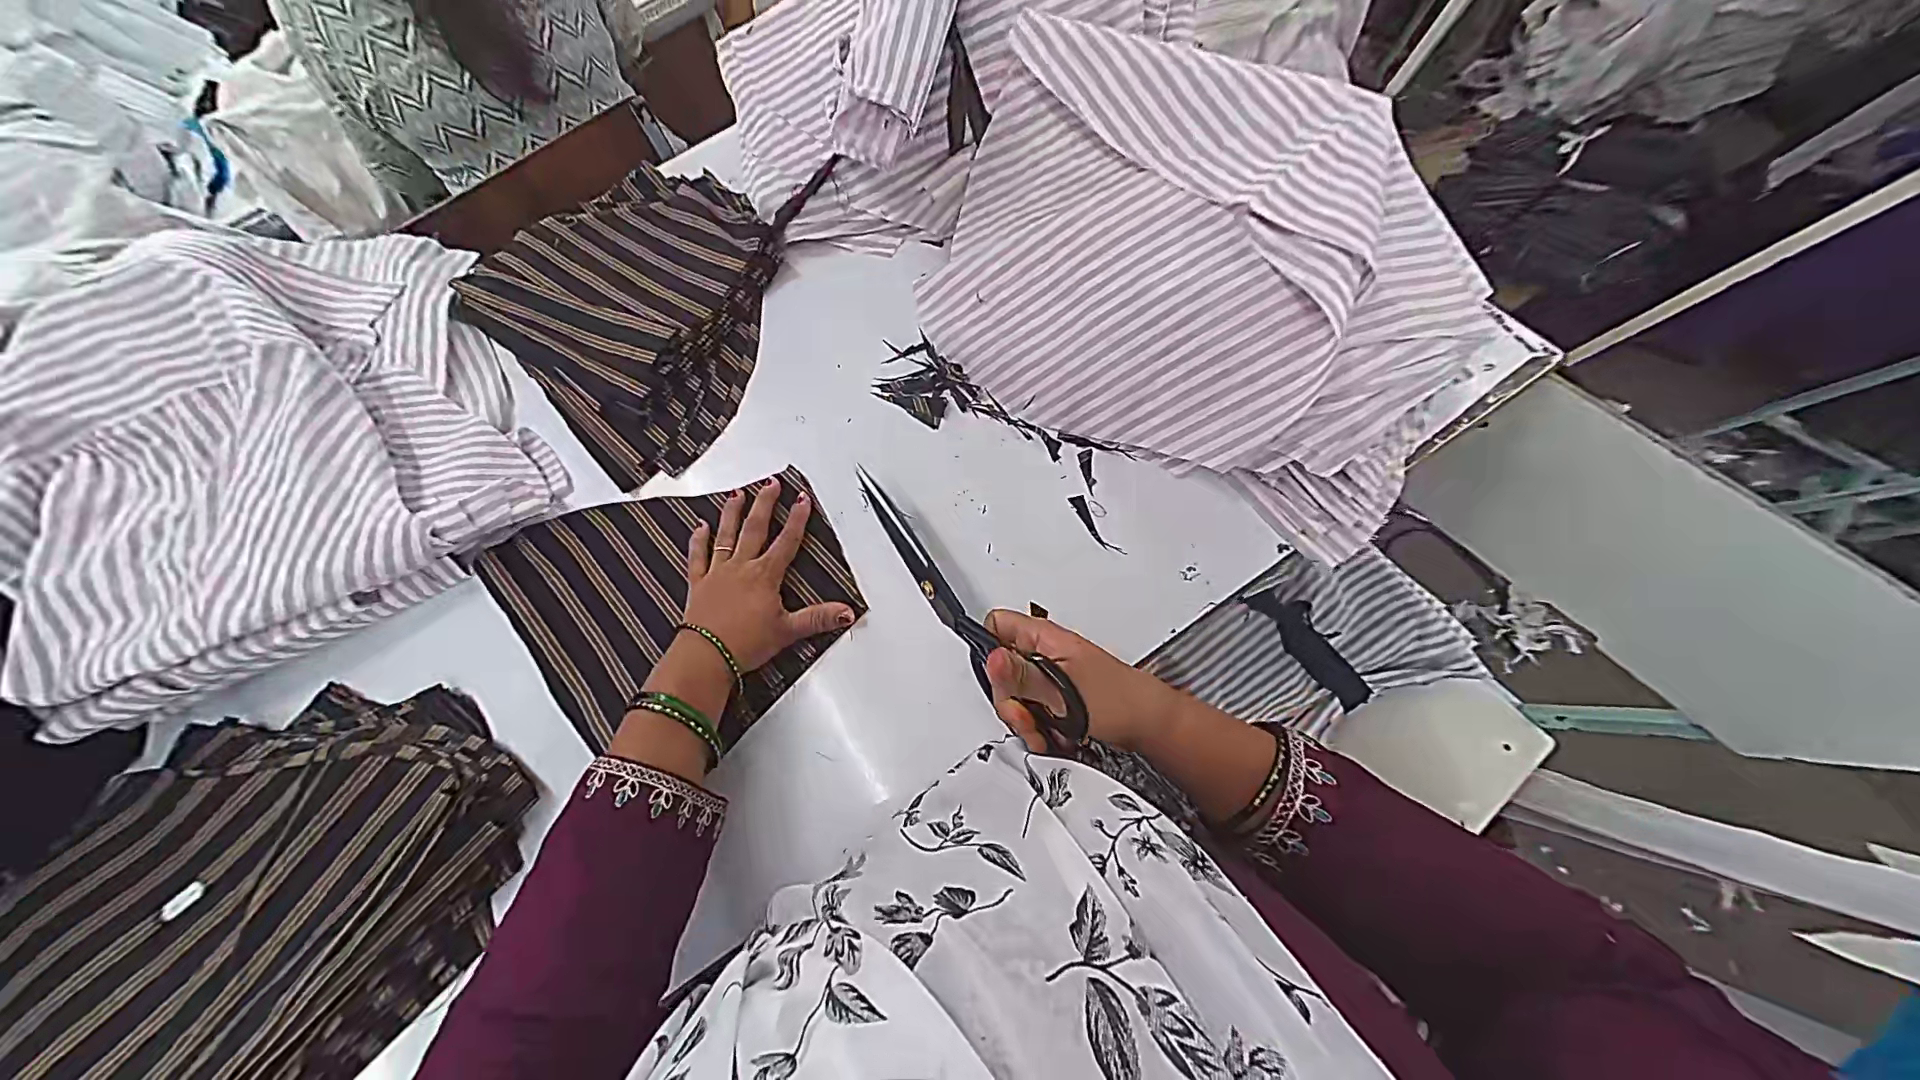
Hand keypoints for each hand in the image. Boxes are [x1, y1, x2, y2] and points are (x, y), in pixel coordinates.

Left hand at [682, 478, 857, 671]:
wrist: (706, 656)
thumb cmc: (744, 644)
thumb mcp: (788, 631)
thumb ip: (818, 618)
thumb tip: (845, 613)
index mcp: (765, 576)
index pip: (787, 541)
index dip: (797, 519)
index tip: (802, 500)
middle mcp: (741, 568)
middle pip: (756, 528)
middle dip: (766, 504)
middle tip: (771, 484)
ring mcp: (718, 573)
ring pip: (727, 535)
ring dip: (733, 513)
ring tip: (737, 495)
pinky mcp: (699, 584)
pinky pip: (698, 556)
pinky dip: (698, 540)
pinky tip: (700, 526)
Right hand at [982, 609, 1184, 754]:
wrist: (1148, 722)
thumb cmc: (1120, 699)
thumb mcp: (1063, 690)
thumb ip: (1023, 676)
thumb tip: (992, 659)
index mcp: (1043, 636)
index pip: (996, 626)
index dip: (989, 650)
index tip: (999, 680)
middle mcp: (1043, 650)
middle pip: (999, 669)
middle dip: (1009, 700)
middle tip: (1026, 715)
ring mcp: (1047, 673)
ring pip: (1013, 693)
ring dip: (1023, 719)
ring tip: (1043, 729)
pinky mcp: (1053, 694)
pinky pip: (1028, 708)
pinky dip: (1035, 726)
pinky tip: (1050, 733)